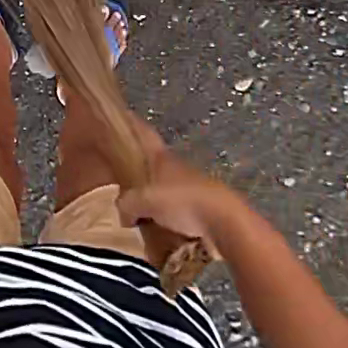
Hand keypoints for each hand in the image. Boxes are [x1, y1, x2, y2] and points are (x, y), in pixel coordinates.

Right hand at [115, 120, 237, 246]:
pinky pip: (176, 210)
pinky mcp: (202, 208)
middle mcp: (175, 166)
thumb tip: (122, 213)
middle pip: (152, 162)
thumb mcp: (146, 201)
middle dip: (139, 170)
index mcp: (161, 156)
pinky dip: (166, 217)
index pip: (143, 132)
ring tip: (138, 214)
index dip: (133, 123)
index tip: (123, 115)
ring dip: (153, 198)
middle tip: (121, 180)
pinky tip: (158, 231)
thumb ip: (127, 203)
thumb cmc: (182, 201)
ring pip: (164, 187)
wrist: (226, 222)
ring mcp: (190, 186)